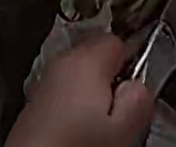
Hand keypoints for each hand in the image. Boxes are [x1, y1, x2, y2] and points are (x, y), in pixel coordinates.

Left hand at [8, 34, 154, 146]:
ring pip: (80, 76)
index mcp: (87, 59)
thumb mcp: (121, 132)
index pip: (119, 40)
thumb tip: (141, 86)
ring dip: (91, 96)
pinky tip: (75, 136)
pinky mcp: (34, 104)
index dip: (132, 64)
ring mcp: (46, 82)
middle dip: (111, 80)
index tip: (135, 91)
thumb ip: (139, 101)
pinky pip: (64, 94)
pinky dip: (72, 109)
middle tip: (117, 116)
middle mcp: (63, 62)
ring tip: (97, 131)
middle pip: (98, 55)